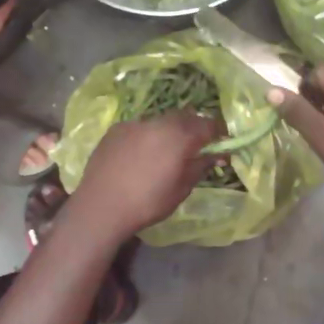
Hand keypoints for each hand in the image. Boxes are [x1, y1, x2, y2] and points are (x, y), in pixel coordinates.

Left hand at [68, 113, 221, 235]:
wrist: (101, 206)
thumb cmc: (147, 202)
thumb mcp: (181, 189)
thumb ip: (200, 166)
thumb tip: (215, 155)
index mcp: (178, 136)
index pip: (207, 125)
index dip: (218, 132)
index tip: (222, 142)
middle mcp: (157, 122)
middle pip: (184, 117)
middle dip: (194, 127)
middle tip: (198, 144)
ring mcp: (134, 124)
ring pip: (160, 120)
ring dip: (169, 130)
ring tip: (168, 150)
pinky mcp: (115, 130)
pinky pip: (140, 127)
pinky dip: (148, 135)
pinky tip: (142, 154)